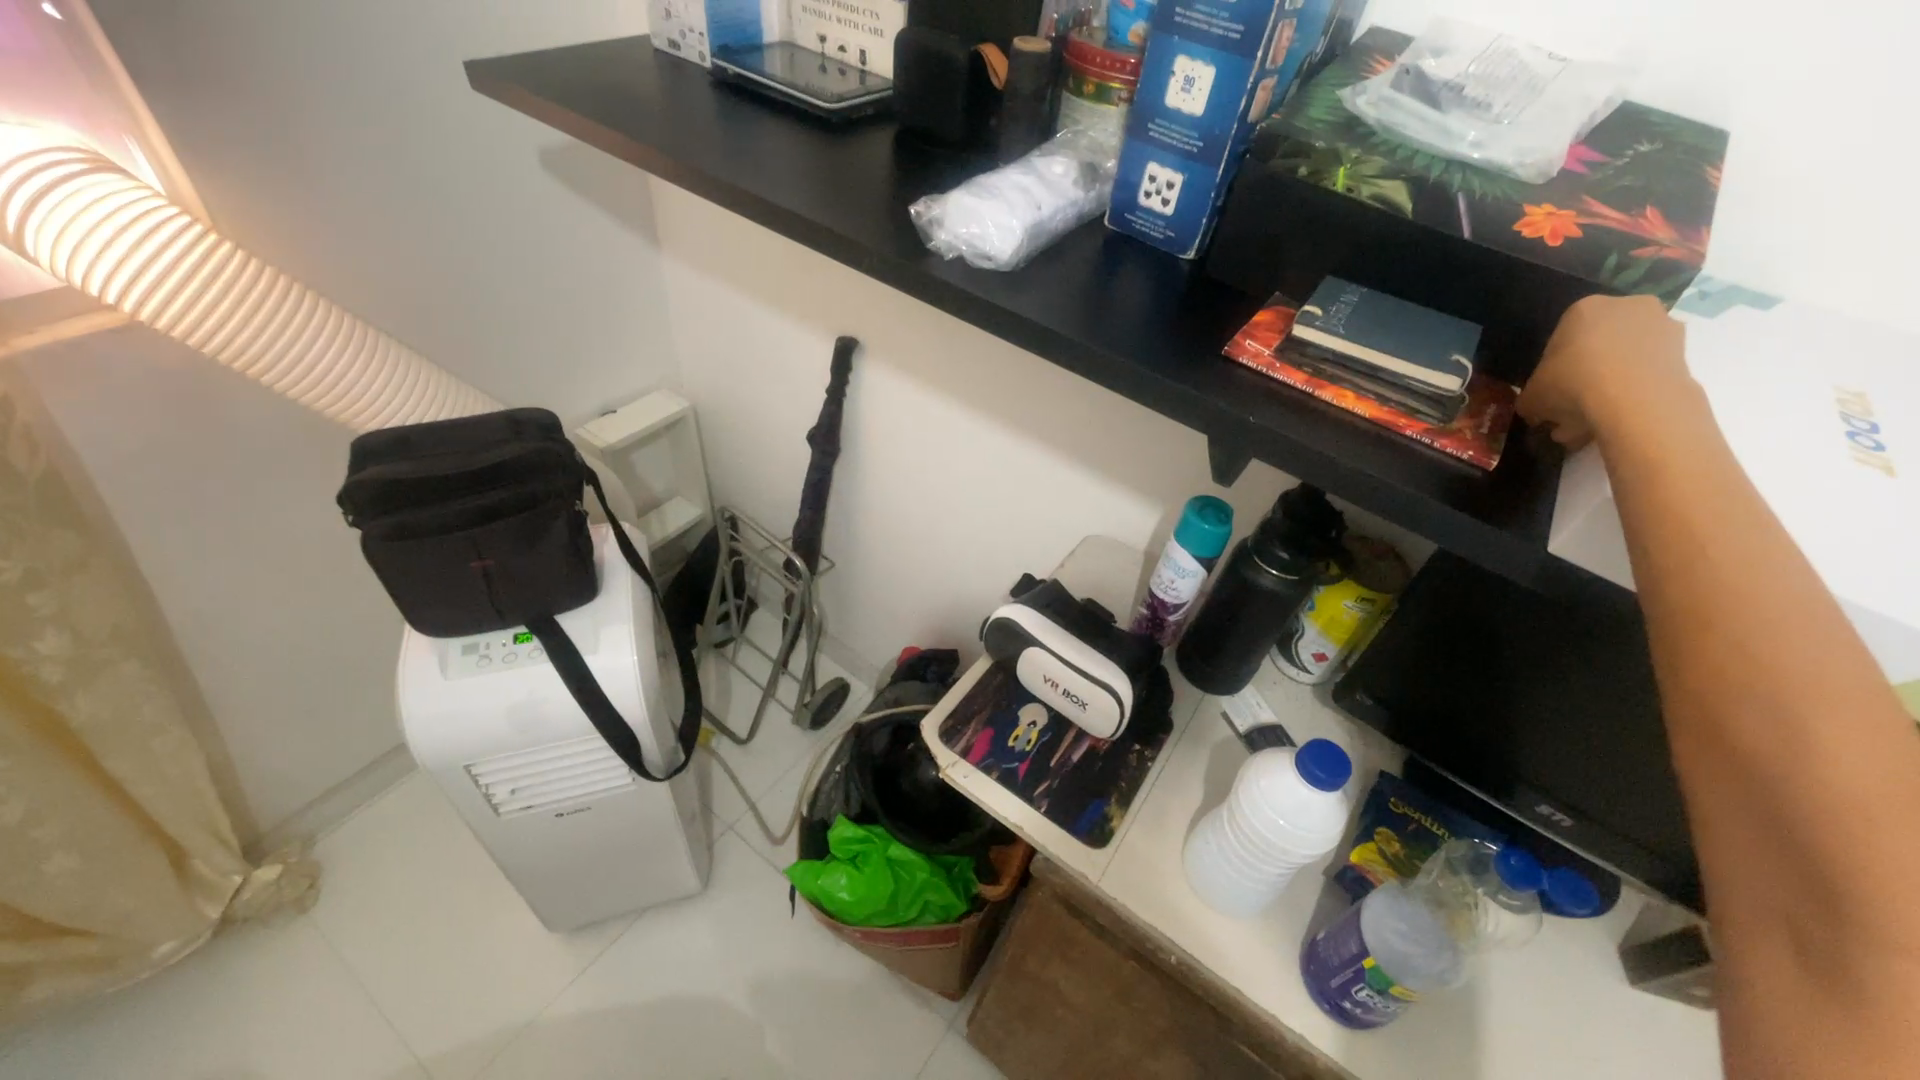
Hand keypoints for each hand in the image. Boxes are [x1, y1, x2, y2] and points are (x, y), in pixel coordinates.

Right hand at [1518, 295, 1692, 450]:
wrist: (1635, 399)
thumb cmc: (1572, 385)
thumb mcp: (1532, 398)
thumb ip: (1532, 400)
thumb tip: (1538, 411)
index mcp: (1583, 308)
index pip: (1560, 340)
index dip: (1553, 371)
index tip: (1551, 395)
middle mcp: (1625, 307)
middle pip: (1596, 347)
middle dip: (1583, 380)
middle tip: (1571, 413)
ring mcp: (1660, 325)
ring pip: (1624, 360)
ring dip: (1608, 389)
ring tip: (1592, 426)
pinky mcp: (1684, 349)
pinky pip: (1648, 371)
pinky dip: (1634, 392)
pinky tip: (1618, 420)